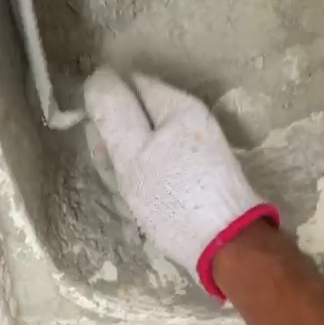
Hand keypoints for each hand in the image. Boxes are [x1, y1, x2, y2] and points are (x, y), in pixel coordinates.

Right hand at [83, 68, 276, 298]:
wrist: (225, 247)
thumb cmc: (174, 198)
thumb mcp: (133, 153)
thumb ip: (113, 113)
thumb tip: (98, 77)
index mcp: (178, 105)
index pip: (131, 84)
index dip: (107, 107)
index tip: (99, 141)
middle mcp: (192, 122)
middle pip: (138, 120)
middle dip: (118, 147)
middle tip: (116, 176)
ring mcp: (198, 152)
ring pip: (146, 151)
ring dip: (130, 173)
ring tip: (131, 200)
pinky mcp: (200, 178)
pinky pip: (161, 172)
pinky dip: (148, 188)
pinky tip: (146, 211)